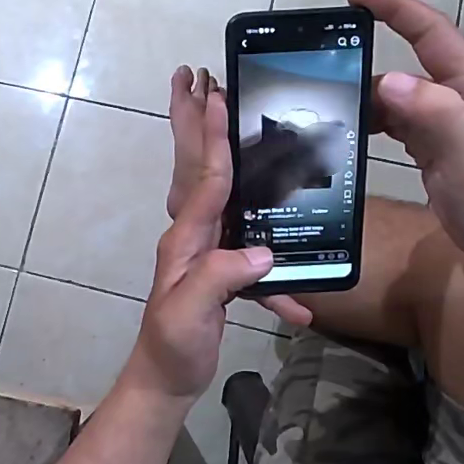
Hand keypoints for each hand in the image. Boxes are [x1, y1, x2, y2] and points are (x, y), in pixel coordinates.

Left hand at [129, 83, 278, 399]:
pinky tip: (297, 270)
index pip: (204, 182)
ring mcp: (207, 252)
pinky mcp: (223, 270)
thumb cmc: (172, 345)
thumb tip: (261, 252)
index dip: (212, 141)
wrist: (166, 377)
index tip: (219, 98)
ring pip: (227, 199)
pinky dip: (272, 247)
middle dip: (205, 131)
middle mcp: (193, 237)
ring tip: (246, 126)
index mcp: (184, 240)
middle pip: (205, 174)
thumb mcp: (189, 314)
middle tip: (209, 85)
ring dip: (236, 162)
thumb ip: (219, 279)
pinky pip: (248, 244)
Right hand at [346, 0, 463, 294]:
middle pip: (402, 64)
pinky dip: (363, 122)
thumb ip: (437, 118)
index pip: (430, 36)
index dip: (395, 10)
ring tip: (317, 104)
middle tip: (314, 63)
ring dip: (356, 95)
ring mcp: (439, 125)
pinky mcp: (426, 148)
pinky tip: (341, 135)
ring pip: (390, 97)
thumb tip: (388, 81)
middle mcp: (453, 100)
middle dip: (360, 55)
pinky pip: (388, 123)